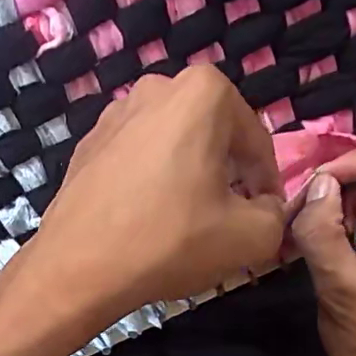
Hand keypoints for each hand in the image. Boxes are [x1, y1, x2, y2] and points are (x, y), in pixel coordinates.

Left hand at [5, 65, 287, 331]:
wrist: (78, 267)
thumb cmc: (170, 240)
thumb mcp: (252, 236)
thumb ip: (277, 213)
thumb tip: (266, 207)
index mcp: (203, 91)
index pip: (256, 140)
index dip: (268, 182)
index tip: (266, 215)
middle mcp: (157, 87)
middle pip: (213, 135)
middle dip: (228, 172)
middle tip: (231, 215)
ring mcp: (115, 112)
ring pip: (174, 143)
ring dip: (190, 173)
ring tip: (189, 217)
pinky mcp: (88, 142)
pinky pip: (138, 156)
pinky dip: (153, 179)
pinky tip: (149, 216)